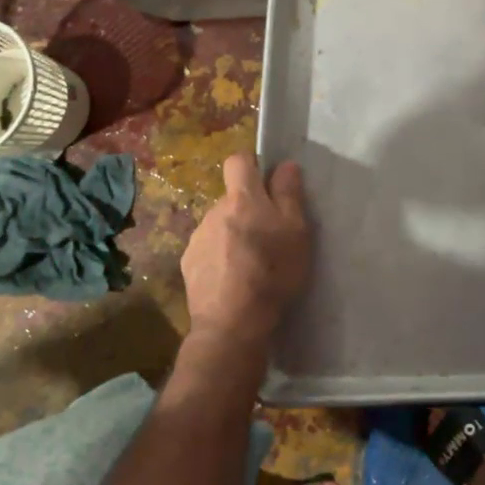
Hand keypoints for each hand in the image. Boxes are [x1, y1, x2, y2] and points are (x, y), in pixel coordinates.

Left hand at [180, 153, 311, 344]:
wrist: (233, 324)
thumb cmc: (273, 272)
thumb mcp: (296, 231)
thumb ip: (289, 195)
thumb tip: (285, 165)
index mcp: (242, 199)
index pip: (238, 161)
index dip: (253, 165)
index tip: (268, 183)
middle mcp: (214, 211)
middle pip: (232, 198)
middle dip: (248, 208)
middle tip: (269, 235)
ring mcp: (197, 238)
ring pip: (220, 224)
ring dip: (234, 233)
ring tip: (251, 262)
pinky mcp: (188, 263)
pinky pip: (208, 248)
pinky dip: (220, 256)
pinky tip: (233, 278)